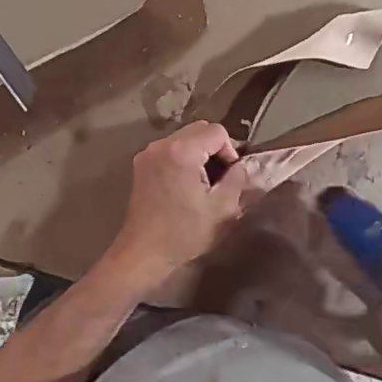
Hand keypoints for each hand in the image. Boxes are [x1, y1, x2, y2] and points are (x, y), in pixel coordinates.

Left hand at [100, 121, 256, 288]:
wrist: (144, 252)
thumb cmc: (184, 232)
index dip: (230, 151)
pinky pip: (170, 149)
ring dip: (199, 153)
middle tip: (220, 178)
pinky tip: (185, 185)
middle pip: (199, 129)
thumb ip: (237, 179)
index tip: (230, 176)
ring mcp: (147, 153)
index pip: (217, 132)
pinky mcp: (141, 165)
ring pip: (184, 138)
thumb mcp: (222, 208)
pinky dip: (183, 158)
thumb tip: (240, 166)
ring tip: (203, 183)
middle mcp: (162, 145)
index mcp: (182, 151)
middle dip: (215, 149)